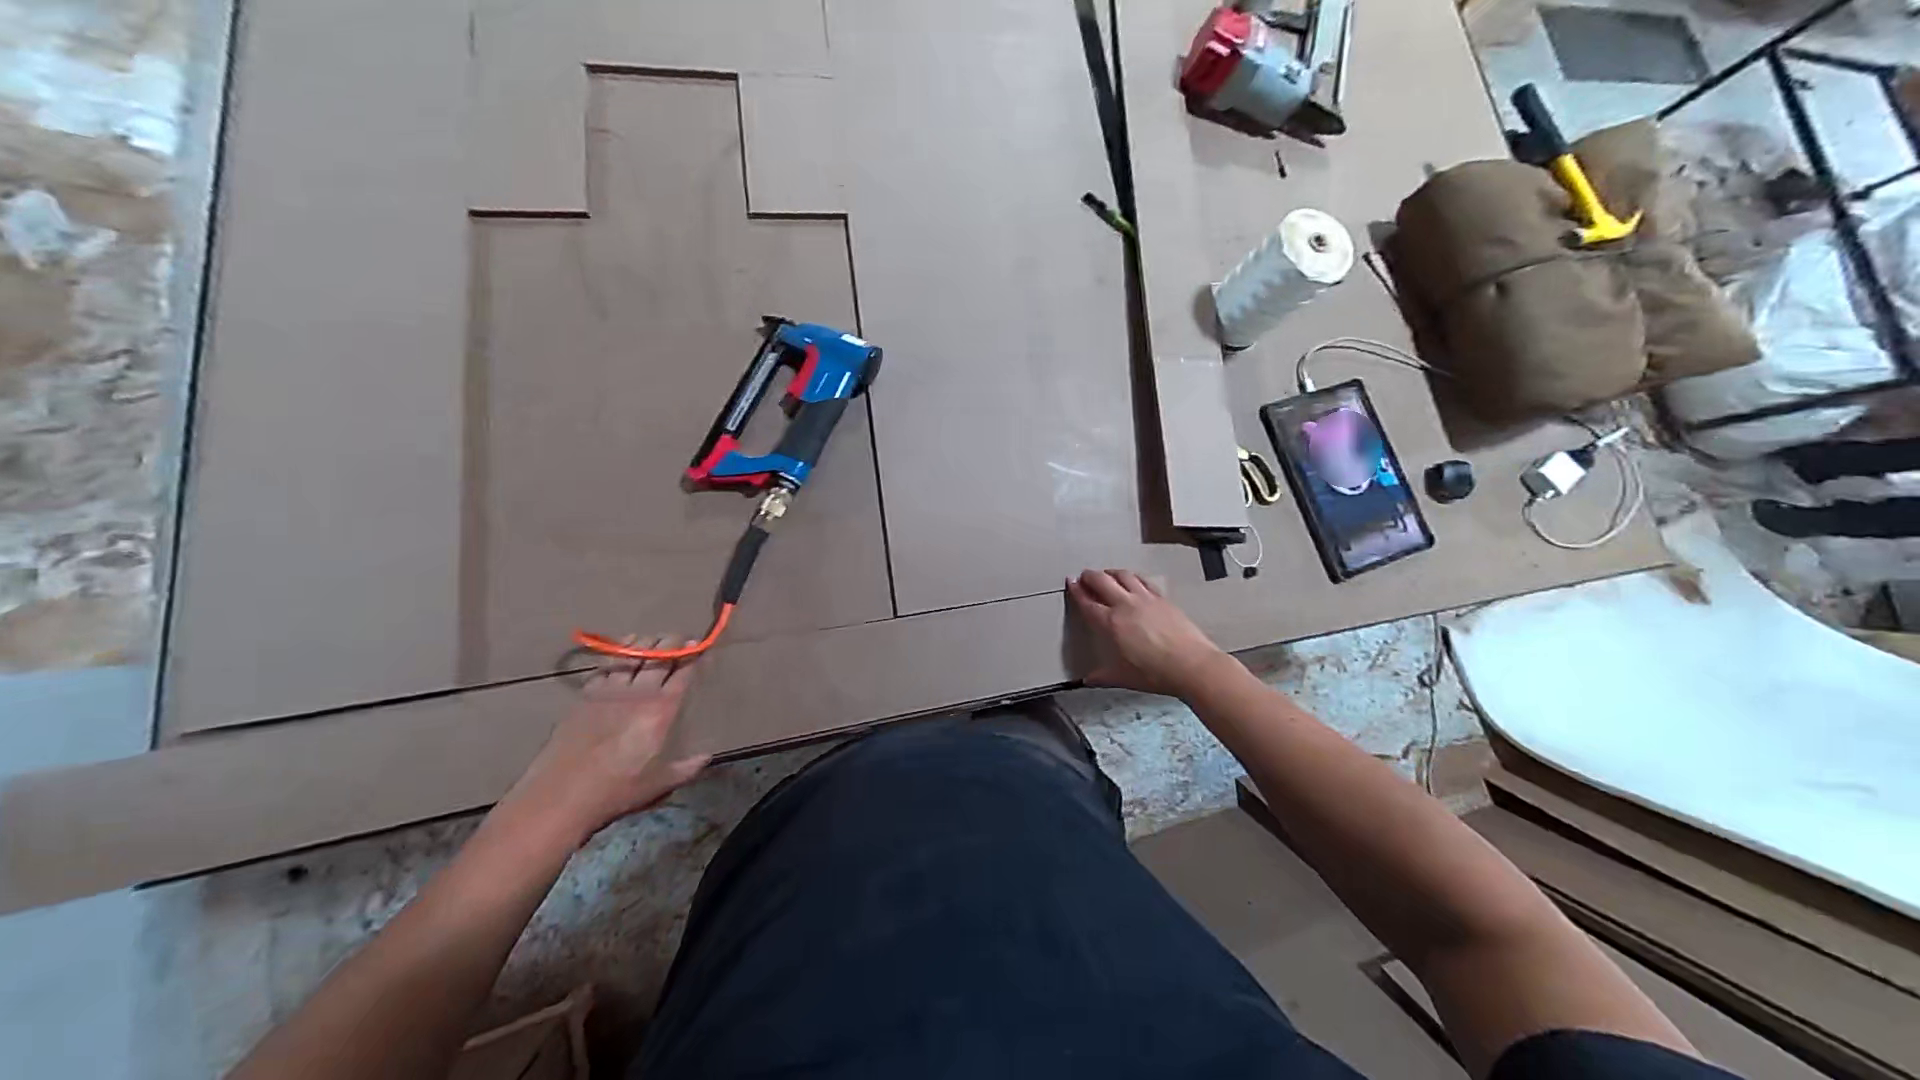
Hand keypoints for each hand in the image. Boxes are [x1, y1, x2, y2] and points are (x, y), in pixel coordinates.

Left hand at [504, 642, 711, 844]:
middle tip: (679, 638)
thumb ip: (686, 768)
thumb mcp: (660, 784)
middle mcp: (639, 693)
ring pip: (632, 655)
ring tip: (652, 638)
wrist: (561, 794)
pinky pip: (606, 666)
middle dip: (672, 643)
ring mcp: (609, 691)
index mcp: (662, 710)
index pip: (683, 672)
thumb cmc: (616, 790)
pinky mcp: (585, 695)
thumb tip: (706, 757)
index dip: (693, 656)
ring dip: (646, 643)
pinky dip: (618, 654)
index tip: (700, 647)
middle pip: (659, 657)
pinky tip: (621, 653)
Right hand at [1067, 569, 1229, 697]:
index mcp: (1110, 623)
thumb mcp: (1123, 677)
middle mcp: (1125, 605)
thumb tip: (1088, 680)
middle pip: (1101, 581)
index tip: (1071, 583)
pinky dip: (1132, 577)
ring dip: (1110, 572)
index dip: (1076, 591)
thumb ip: (1102, 676)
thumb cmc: (1154, 673)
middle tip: (1084, 577)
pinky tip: (1132, 580)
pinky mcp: (1162, 599)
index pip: (1087, 602)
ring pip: (1122, 575)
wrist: (1191, 665)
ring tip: (1106, 575)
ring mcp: (1145, 599)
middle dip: (1089, 576)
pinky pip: (1143, 580)